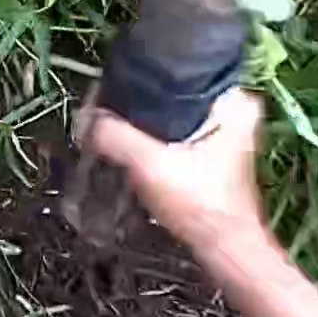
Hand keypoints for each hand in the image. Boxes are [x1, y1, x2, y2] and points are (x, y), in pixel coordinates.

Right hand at [80, 88, 268, 254]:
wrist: (222, 247)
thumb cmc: (198, 202)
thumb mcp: (148, 163)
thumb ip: (112, 134)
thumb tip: (84, 118)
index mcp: (233, 104)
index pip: (178, 69)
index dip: (140, 76)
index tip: (111, 87)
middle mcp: (232, 111)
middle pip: (166, 88)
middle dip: (133, 98)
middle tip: (104, 108)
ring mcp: (220, 130)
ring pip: (164, 108)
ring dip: (136, 117)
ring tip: (107, 125)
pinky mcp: (205, 148)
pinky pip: (165, 125)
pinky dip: (144, 131)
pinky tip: (123, 142)